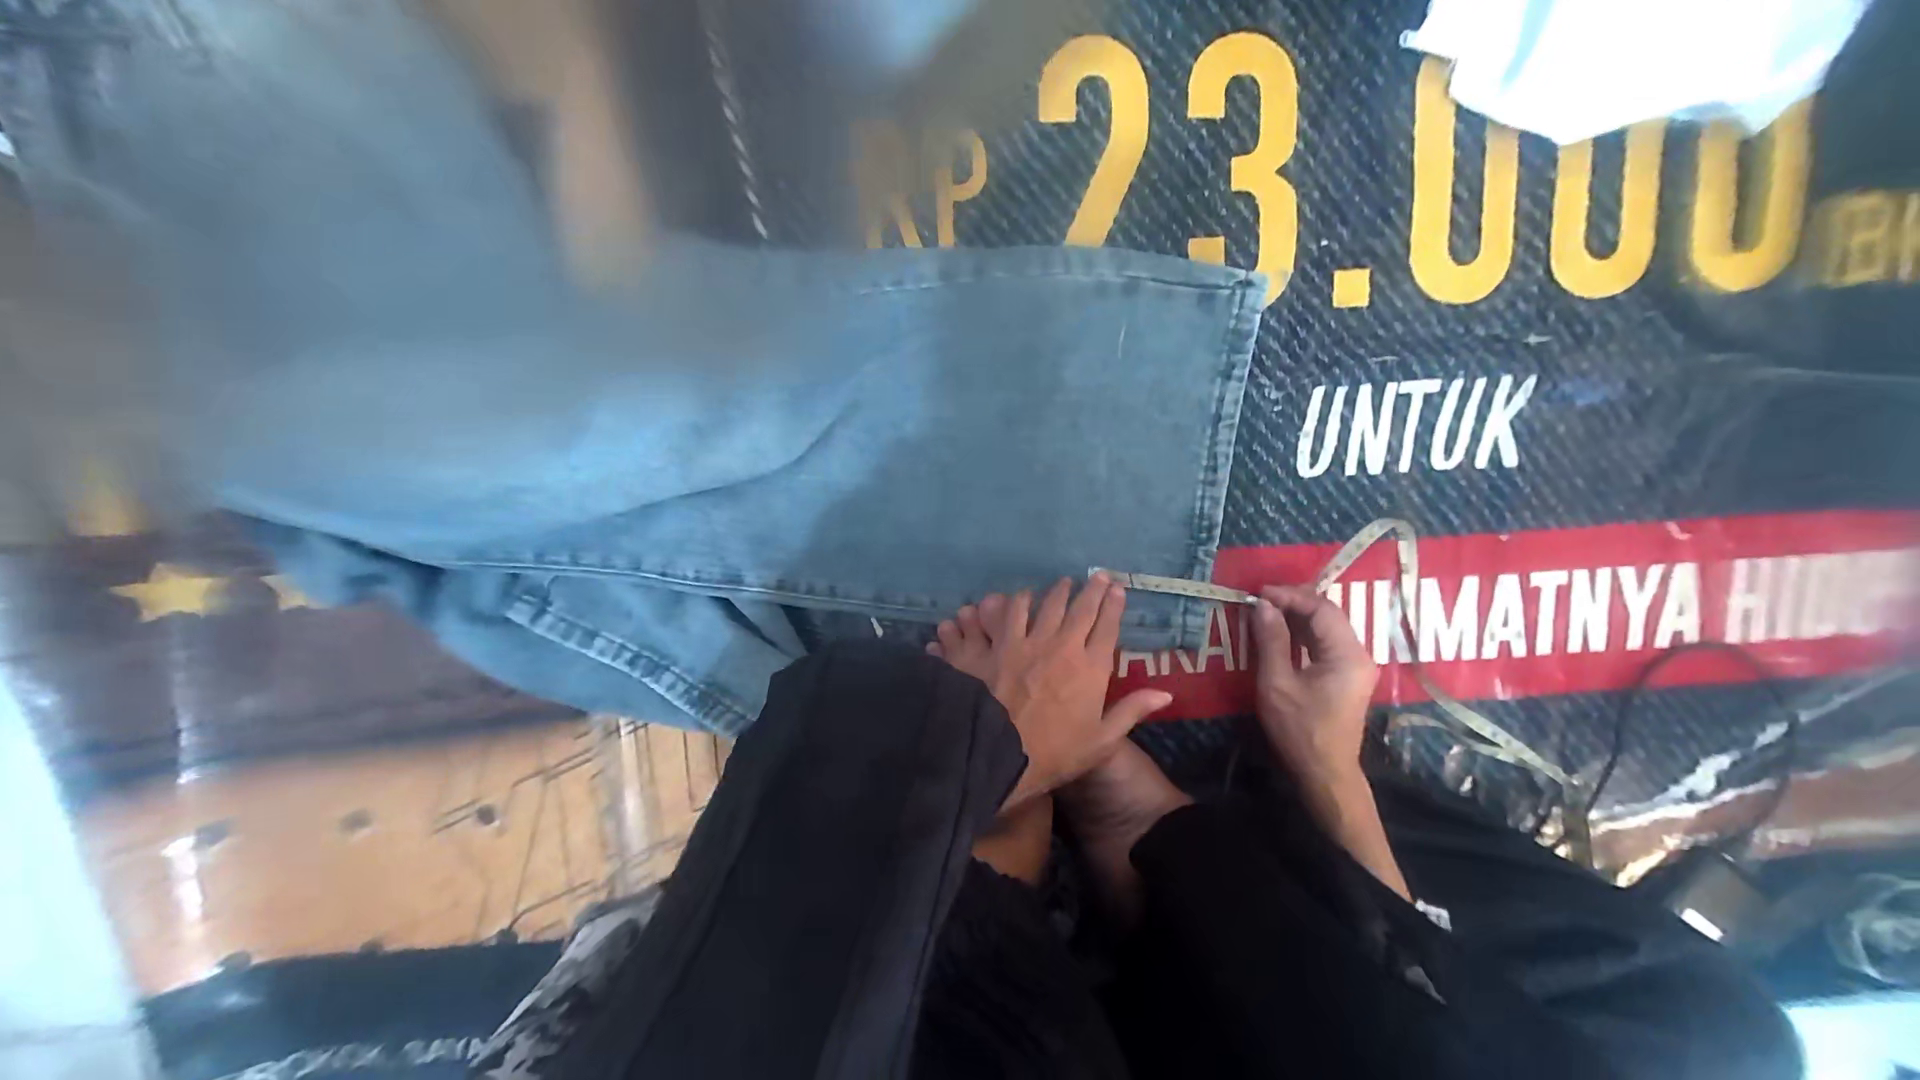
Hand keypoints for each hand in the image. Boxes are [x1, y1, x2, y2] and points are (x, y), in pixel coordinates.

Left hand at [933, 574, 1173, 807]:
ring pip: (1048, 605)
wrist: (1001, 753)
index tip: (1118, 588)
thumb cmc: (1056, 753)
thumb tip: (1166, 693)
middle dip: (1093, 589)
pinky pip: (1014, 614)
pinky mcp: (1002, 645)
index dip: (1114, 606)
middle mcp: (1064, 647)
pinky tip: (1024, 596)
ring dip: (1058, 591)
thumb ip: (1133, 711)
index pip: (1107, 628)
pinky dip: (1021, 601)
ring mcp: (1030, 643)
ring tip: (1064, 582)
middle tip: (1098, 575)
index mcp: (1092, 669)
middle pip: (1081, 609)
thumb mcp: (1103, 740)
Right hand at [1249, 584, 1377, 783]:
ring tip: (1264, 612)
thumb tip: (1262, 605)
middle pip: (1327, 615)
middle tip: (1259, 600)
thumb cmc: (1299, 729)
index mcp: (1347, 655)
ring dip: (1296, 617)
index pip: (1322, 609)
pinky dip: (1301, 633)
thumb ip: (1272, 640)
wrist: (1323, 772)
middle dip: (1293, 603)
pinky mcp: (1345, 675)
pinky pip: (1324, 643)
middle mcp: (1358, 655)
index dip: (1290, 596)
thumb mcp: (1277, 682)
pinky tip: (1278, 632)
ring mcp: (1354, 666)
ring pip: (1326, 627)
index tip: (1258, 593)